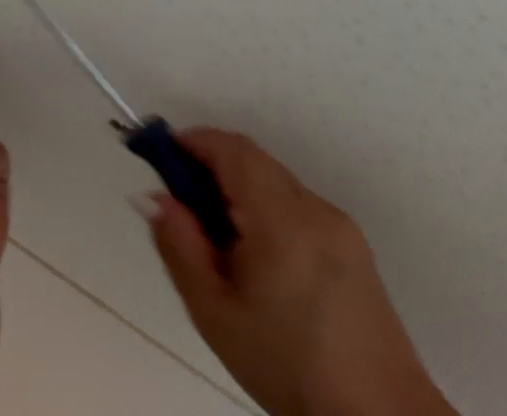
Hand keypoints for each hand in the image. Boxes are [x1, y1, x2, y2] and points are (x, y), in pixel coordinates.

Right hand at [145, 130, 455, 415]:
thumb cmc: (286, 364)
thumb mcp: (212, 309)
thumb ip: (177, 243)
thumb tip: (153, 196)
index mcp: (284, 222)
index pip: (232, 150)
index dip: (188, 141)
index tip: (153, 158)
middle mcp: (318, 212)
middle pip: (253, 161)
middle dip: (206, 168)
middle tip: (176, 208)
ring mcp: (342, 230)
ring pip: (273, 183)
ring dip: (233, 191)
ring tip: (212, 244)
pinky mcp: (353, 250)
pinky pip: (294, 207)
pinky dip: (260, 210)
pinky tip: (250, 260)